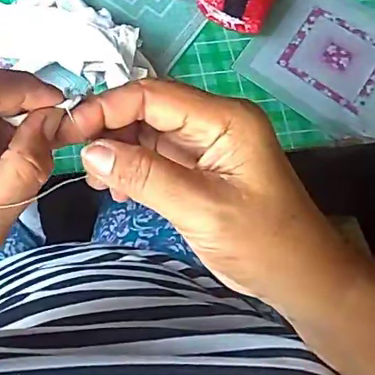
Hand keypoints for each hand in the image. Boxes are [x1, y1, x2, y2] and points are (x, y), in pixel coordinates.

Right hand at [59, 79, 366, 305]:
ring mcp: (208, 144)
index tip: (70, 130)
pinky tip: (116, 185)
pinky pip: (157, 155)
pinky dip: (132, 166)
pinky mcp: (201, 166)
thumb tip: (90, 151)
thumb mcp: (201, 210)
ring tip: (94, 178)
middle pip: (149, 108)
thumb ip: (145, 176)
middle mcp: (215, 121)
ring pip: (149, 131)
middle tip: (74, 154)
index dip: (107, 107)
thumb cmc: (264, 244)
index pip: (154, 95)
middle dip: (109, 127)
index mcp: (225, 118)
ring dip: (118, 148)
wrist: (304, 279)